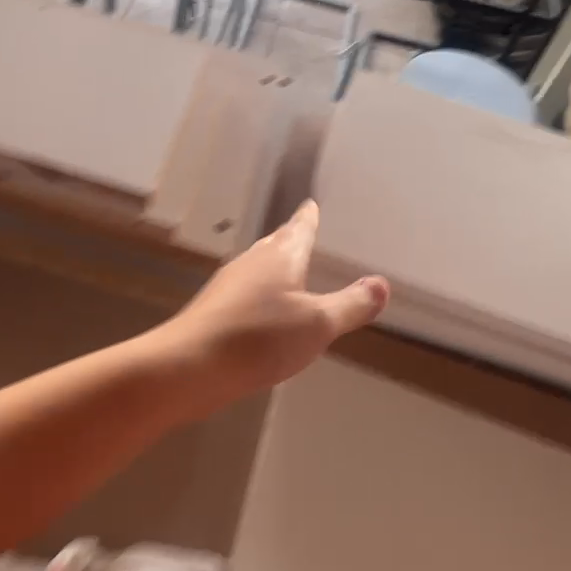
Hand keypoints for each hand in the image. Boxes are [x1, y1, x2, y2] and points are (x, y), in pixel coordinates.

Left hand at [143, 200, 388, 416]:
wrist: (189, 366)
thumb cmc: (258, 338)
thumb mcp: (317, 324)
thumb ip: (350, 305)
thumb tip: (381, 283)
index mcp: (279, 257)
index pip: (299, 229)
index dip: (308, 218)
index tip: (311, 204)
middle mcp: (250, 263)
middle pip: (275, 245)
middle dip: (290, 240)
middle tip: (302, 231)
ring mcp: (228, 287)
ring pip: (257, 268)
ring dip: (274, 266)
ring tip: (288, 270)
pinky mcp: (214, 312)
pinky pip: (245, 294)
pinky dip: (260, 294)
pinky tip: (263, 312)